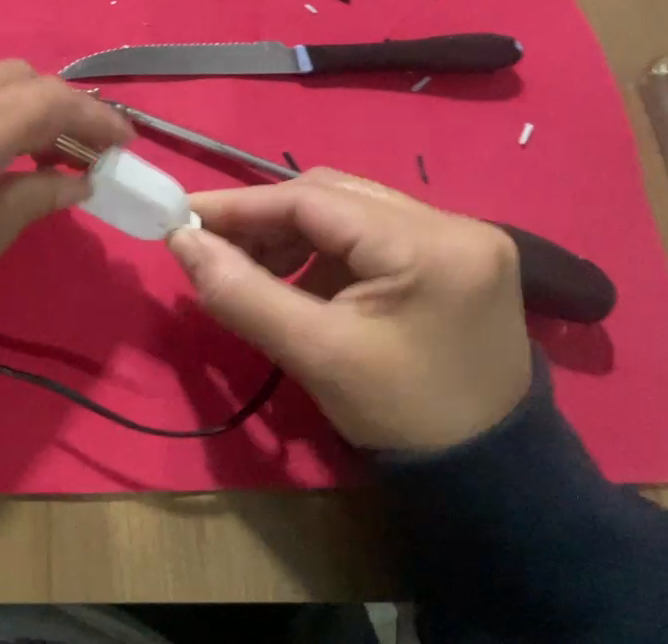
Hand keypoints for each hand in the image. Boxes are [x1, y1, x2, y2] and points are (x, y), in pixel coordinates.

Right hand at [167, 169, 531, 451]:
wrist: (487, 471)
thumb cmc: (400, 414)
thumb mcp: (313, 353)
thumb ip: (240, 291)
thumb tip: (180, 239)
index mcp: (429, 245)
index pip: (314, 200)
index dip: (241, 205)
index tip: (183, 216)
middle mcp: (453, 223)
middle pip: (332, 195)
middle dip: (265, 218)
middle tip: (212, 245)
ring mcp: (459, 237)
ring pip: (347, 209)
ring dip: (291, 232)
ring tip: (253, 268)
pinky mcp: (452, 256)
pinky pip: (368, 231)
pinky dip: (322, 248)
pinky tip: (299, 278)